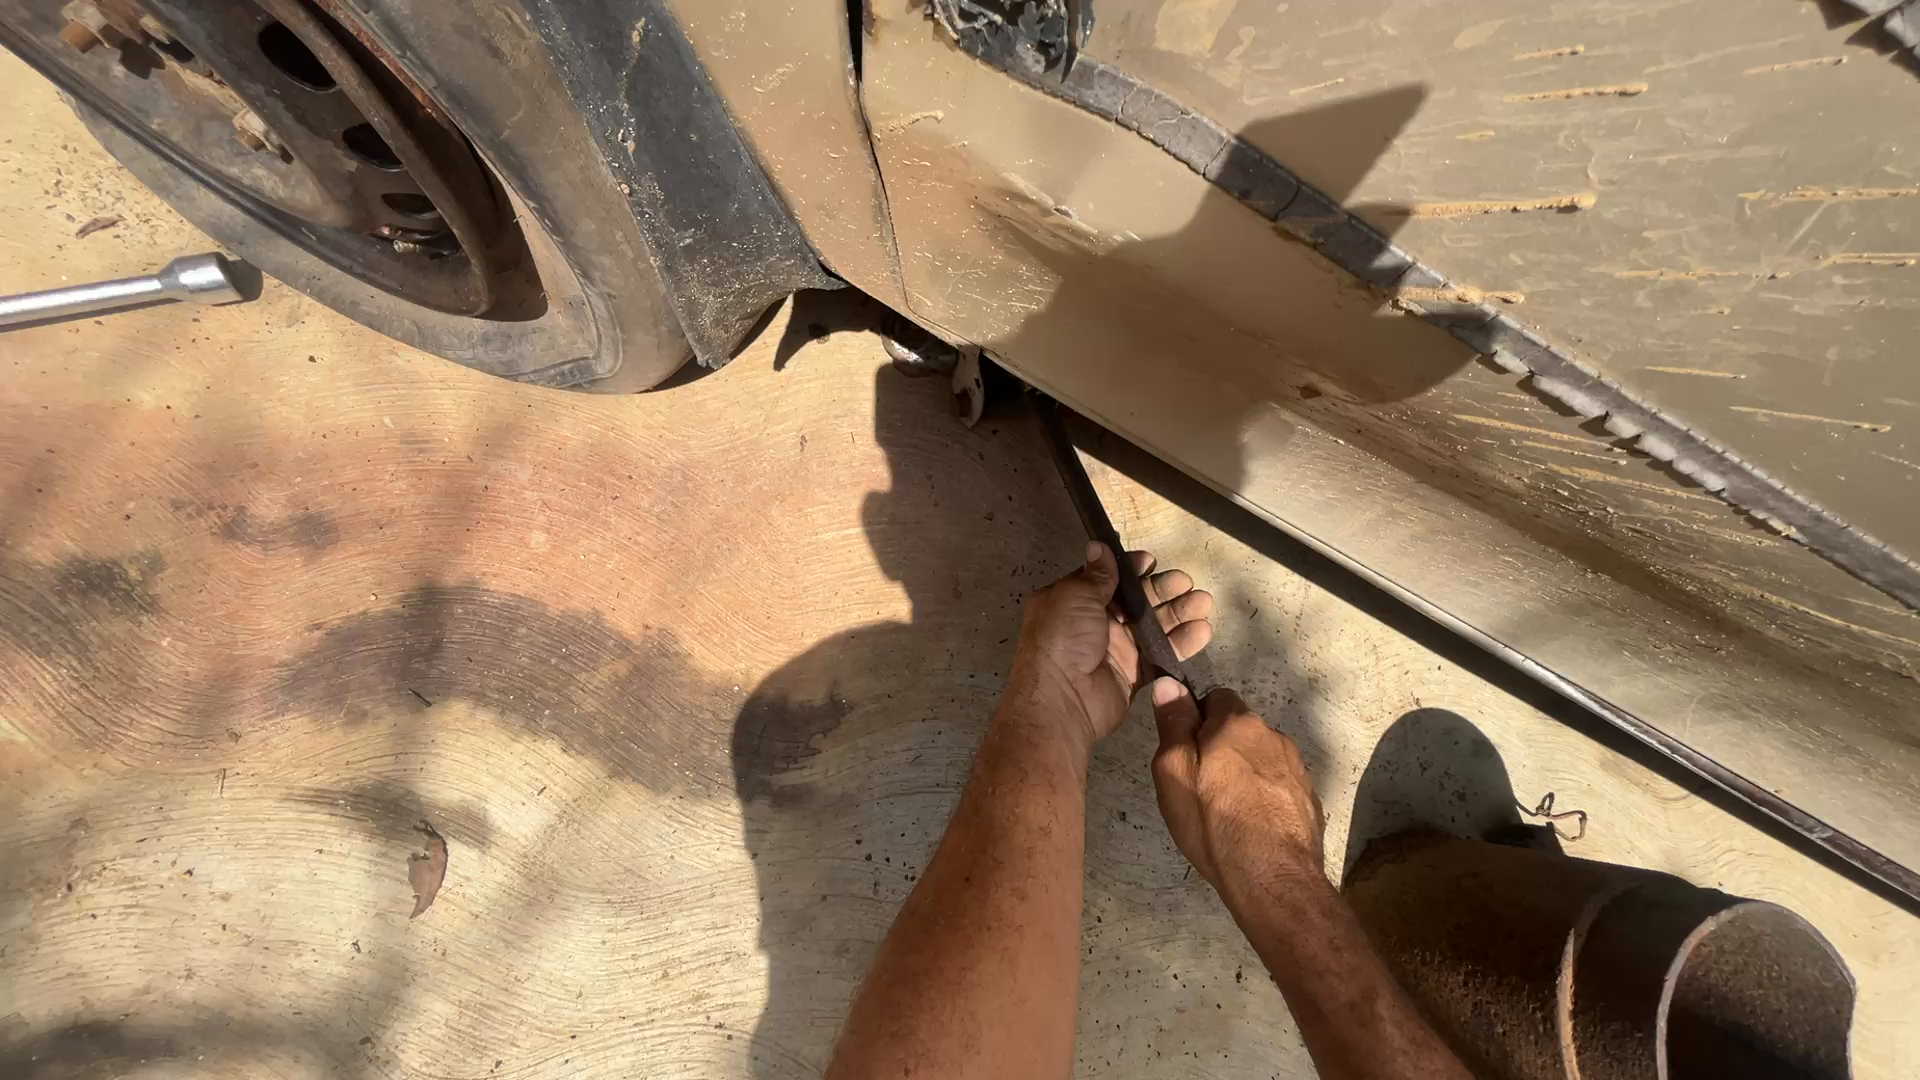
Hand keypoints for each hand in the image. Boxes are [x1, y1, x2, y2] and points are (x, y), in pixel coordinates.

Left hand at [1003, 542, 1213, 755]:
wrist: (1062, 700)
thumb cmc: (1062, 640)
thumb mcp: (1074, 597)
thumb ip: (1095, 575)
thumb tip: (1098, 546)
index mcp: (1073, 601)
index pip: (1106, 579)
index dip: (1130, 570)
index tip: (1152, 562)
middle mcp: (1093, 622)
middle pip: (1135, 601)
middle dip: (1162, 590)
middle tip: (1187, 583)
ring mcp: (1114, 648)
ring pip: (1152, 626)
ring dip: (1178, 613)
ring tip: (1204, 603)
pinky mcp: (1133, 673)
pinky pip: (1160, 654)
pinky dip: (1182, 643)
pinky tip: (1202, 631)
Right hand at [1150, 683, 1324, 895]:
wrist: (1274, 879)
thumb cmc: (1214, 822)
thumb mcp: (1175, 772)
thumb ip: (1174, 723)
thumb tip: (1169, 684)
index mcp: (1237, 723)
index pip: (1215, 698)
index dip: (1197, 720)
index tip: (1187, 752)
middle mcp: (1272, 735)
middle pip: (1239, 728)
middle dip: (1221, 746)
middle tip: (1202, 784)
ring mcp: (1296, 767)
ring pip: (1260, 755)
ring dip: (1245, 769)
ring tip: (1228, 808)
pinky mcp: (1309, 796)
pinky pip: (1278, 782)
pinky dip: (1265, 793)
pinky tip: (1254, 823)